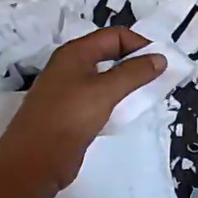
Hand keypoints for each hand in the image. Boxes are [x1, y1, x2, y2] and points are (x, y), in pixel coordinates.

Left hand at [0, 27, 164, 193]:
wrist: (34, 161)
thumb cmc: (69, 119)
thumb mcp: (104, 92)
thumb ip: (134, 73)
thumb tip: (159, 58)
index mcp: (75, 53)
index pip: (114, 36)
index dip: (140, 45)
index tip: (162, 64)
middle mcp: (70, 67)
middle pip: (109, 54)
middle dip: (135, 63)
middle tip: (158, 80)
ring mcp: (68, 91)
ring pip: (104, 78)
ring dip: (127, 83)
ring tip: (147, 96)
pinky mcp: (70, 113)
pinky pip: (99, 99)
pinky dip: (115, 101)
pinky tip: (126, 113)